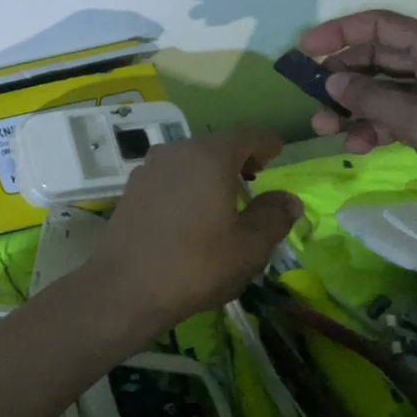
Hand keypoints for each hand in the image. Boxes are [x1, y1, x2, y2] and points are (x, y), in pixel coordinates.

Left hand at [85, 129, 301, 330]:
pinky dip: (189, 180)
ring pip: (189, 157)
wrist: (128, 281)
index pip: (244, 135)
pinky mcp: (133, 187)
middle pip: (214, 144)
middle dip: (238, 155)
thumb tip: (288, 197)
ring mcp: (148, 167)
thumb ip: (274, 215)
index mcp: (208, 157)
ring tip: (230, 193)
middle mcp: (174, 152)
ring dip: (212, 168)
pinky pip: (170, 173)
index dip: (265, 141)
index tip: (278, 150)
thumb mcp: (250, 244)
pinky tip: (196, 206)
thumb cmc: (198, 262)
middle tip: (258, 175)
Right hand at [300, 10, 416, 254]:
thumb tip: (331, 80)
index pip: (380, 26)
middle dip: (342, 76)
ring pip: (389, 92)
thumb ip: (373, 100)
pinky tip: (358, 146)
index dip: (338, 33)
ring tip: (327, 130)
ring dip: (355, 108)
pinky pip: (405, 118)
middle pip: (381, 59)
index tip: (302, 52)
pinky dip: (378, 128)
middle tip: (311, 98)